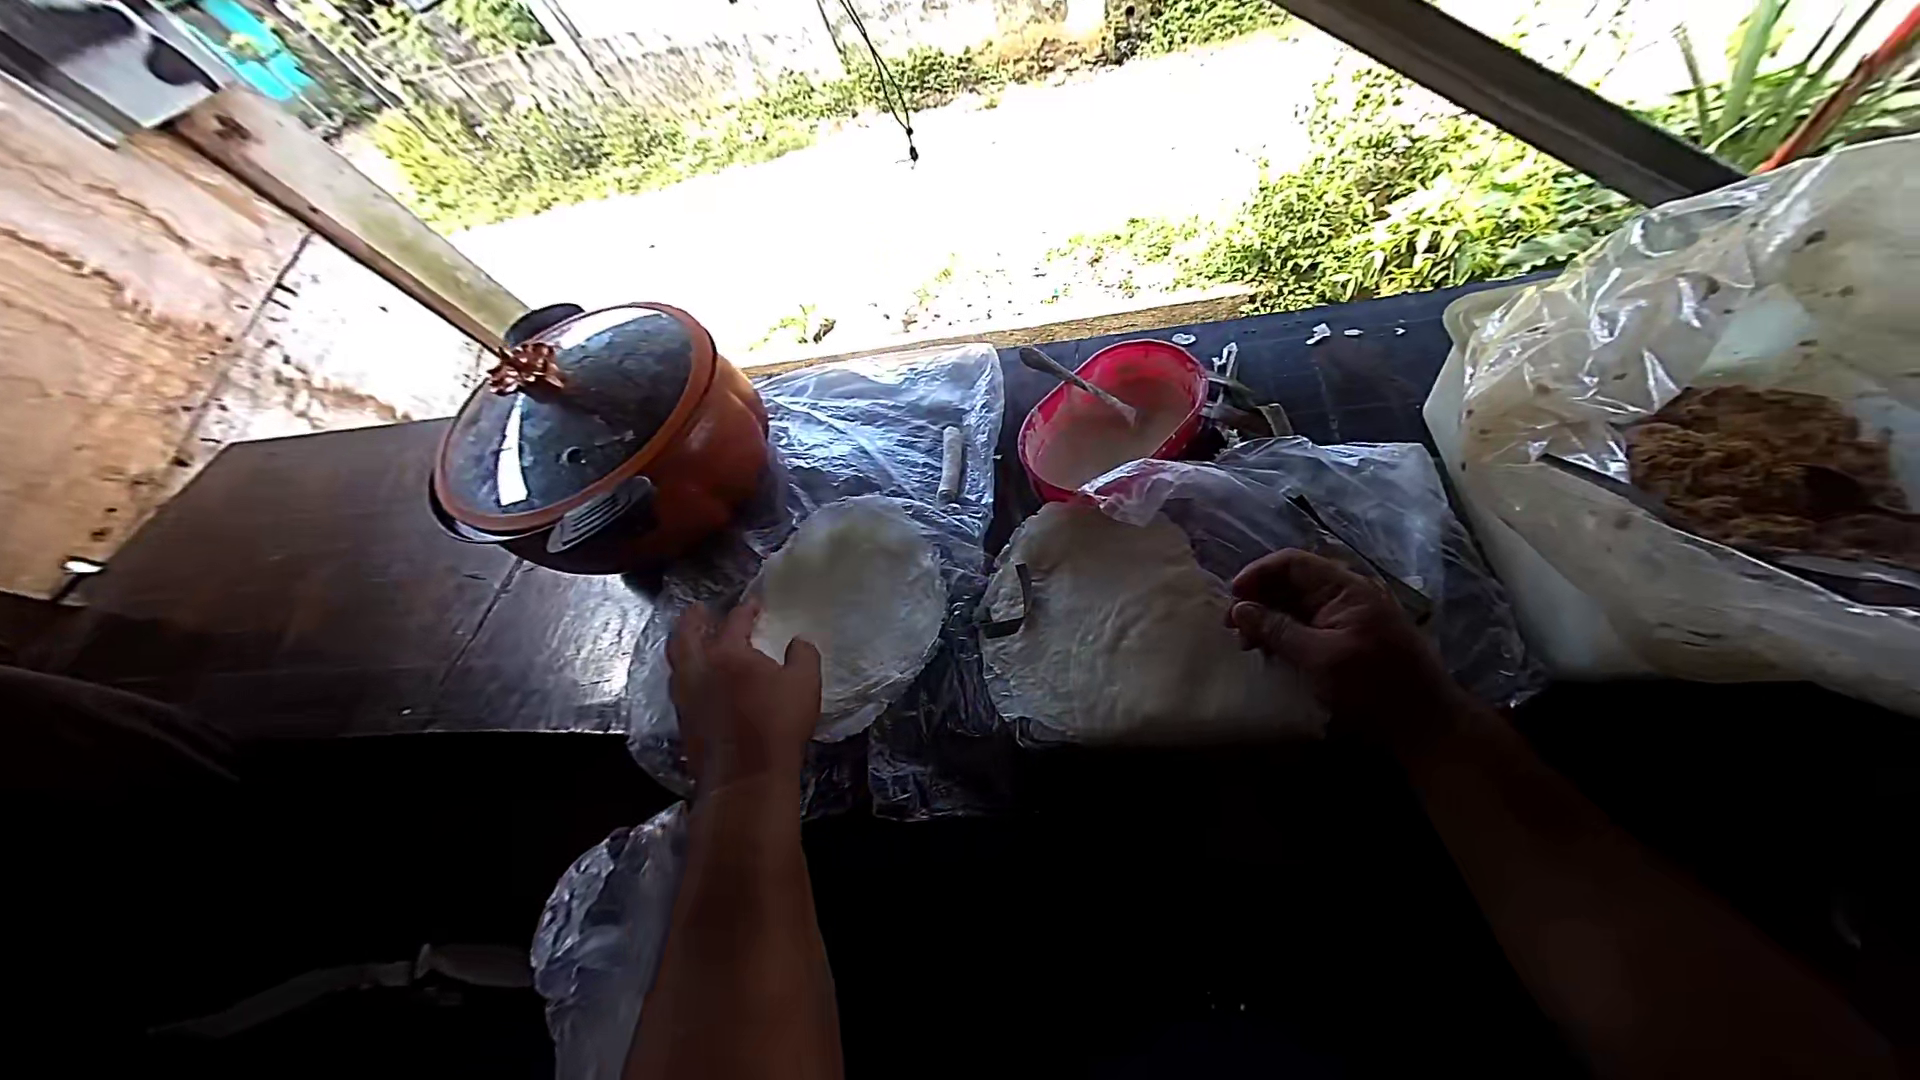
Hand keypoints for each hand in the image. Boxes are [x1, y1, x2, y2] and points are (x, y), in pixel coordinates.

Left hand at [667, 599, 821, 791]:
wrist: (746, 777)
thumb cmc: (778, 724)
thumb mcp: (805, 683)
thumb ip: (804, 655)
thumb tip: (798, 642)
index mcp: (728, 654)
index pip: (735, 621)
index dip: (746, 609)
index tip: (755, 604)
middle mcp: (699, 670)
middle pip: (686, 636)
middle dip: (693, 619)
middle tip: (699, 610)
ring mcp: (686, 698)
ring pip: (677, 663)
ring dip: (685, 647)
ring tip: (694, 642)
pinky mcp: (683, 723)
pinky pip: (680, 687)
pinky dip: (687, 674)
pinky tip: (699, 681)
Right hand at [1226, 548, 1459, 743]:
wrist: (1427, 727)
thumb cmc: (1375, 688)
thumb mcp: (1320, 658)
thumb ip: (1277, 630)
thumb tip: (1239, 609)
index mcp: (1346, 590)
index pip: (1292, 563)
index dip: (1257, 574)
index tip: (1233, 597)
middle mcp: (1346, 595)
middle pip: (1290, 582)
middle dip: (1257, 598)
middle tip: (1232, 625)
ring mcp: (1346, 617)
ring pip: (1294, 604)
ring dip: (1266, 618)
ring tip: (1247, 642)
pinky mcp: (1345, 638)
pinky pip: (1305, 624)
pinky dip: (1282, 633)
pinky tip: (1268, 650)